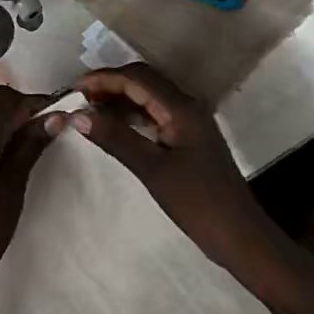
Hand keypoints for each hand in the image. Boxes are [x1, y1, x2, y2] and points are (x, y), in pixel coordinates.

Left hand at [0, 86, 61, 289]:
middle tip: (54, 127)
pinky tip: (19, 151)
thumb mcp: (14, 180)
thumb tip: (56, 116)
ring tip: (41, 139)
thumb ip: (32, 143)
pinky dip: (2, 133)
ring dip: (14, 120)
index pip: (8, 100)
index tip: (63, 115)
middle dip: (26, 109)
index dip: (37, 103)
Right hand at [72, 64, 274, 270]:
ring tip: (90, 110)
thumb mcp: (152, 170)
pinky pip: (155, 113)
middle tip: (79, 98)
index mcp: (181, 108)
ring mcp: (189, 121)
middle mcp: (187, 106)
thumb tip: (79, 114)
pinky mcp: (188, 137)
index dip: (104, 78)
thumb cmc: (198, 202)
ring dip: (120, 97)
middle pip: (144, 80)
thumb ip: (116, 138)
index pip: (137, 78)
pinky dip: (132, 114)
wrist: (239, 235)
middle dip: (110, 83)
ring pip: (149, 96)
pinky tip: (114, 126)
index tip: (74, 88)